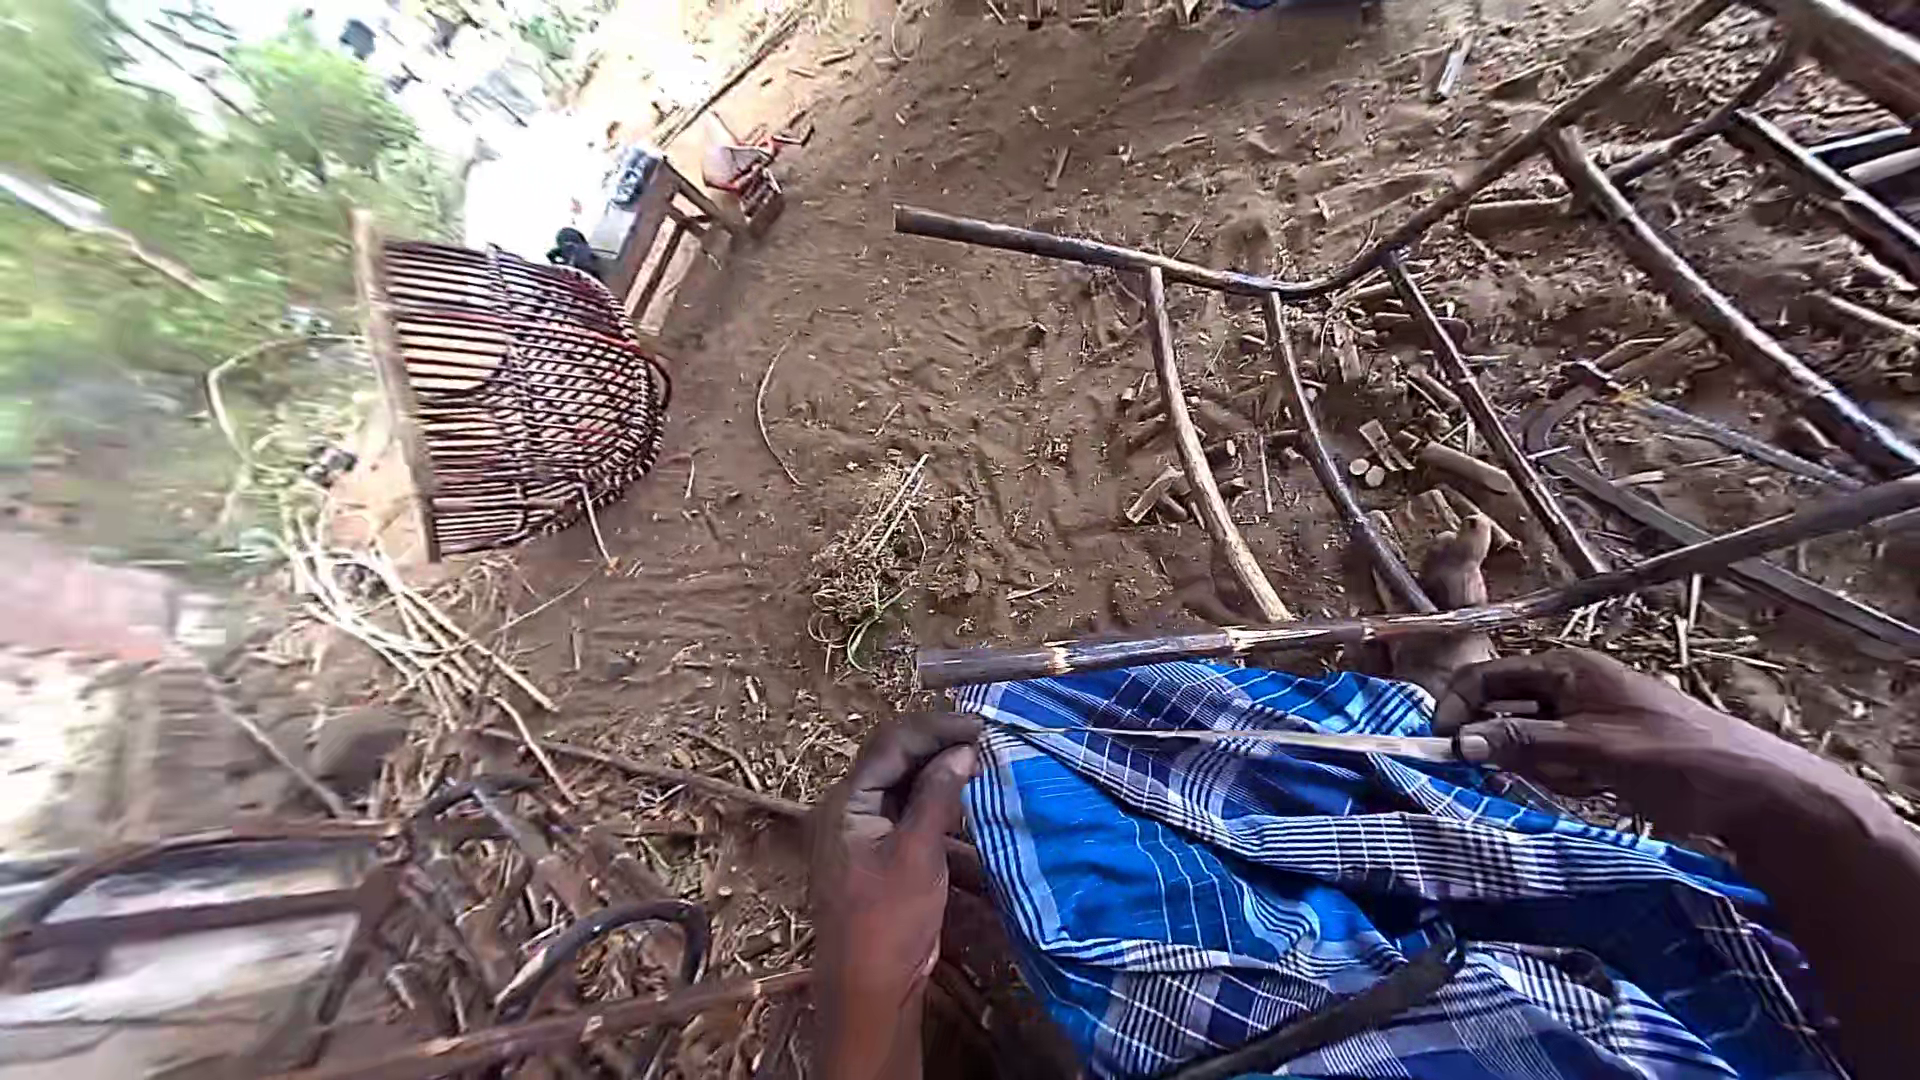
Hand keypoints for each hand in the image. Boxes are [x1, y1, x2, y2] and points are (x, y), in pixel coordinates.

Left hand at [810, 712, 980, 1079]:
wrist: (870, 995)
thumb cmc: (887, 922)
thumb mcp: (916, 854)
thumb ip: (937, 795)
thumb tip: (964, 749)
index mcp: (847, 800)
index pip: (891, 743)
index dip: (935, 728)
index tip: (976, 727)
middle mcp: (852, 804)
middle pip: (897, 757)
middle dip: (939, 744)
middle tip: (981, 739)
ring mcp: (867, 825)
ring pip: (906, 780)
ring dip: (941, 769)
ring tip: (979, 760)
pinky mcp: (884, 846)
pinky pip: (911, 807)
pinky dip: (939, 799)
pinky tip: (966, 796)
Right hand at [1433, 648, 1858, 838]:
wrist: (1774, 802)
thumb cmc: (1678, 759)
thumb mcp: (1592, 750)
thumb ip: (1520, 742)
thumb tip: (1456, 743)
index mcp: (1565, 668)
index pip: (1485, 678)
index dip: (1458, 706)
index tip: (1445, 741)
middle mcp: (1570, 684)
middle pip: (1502, 706)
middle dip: (1504, 740)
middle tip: (1509, 770)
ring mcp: (1586, 714)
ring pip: (1525, 735)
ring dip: (1536, 761)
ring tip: (1576, 781)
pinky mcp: (1599, 743)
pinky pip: (1552, 754)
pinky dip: (1560, 772)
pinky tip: (1592, 787)